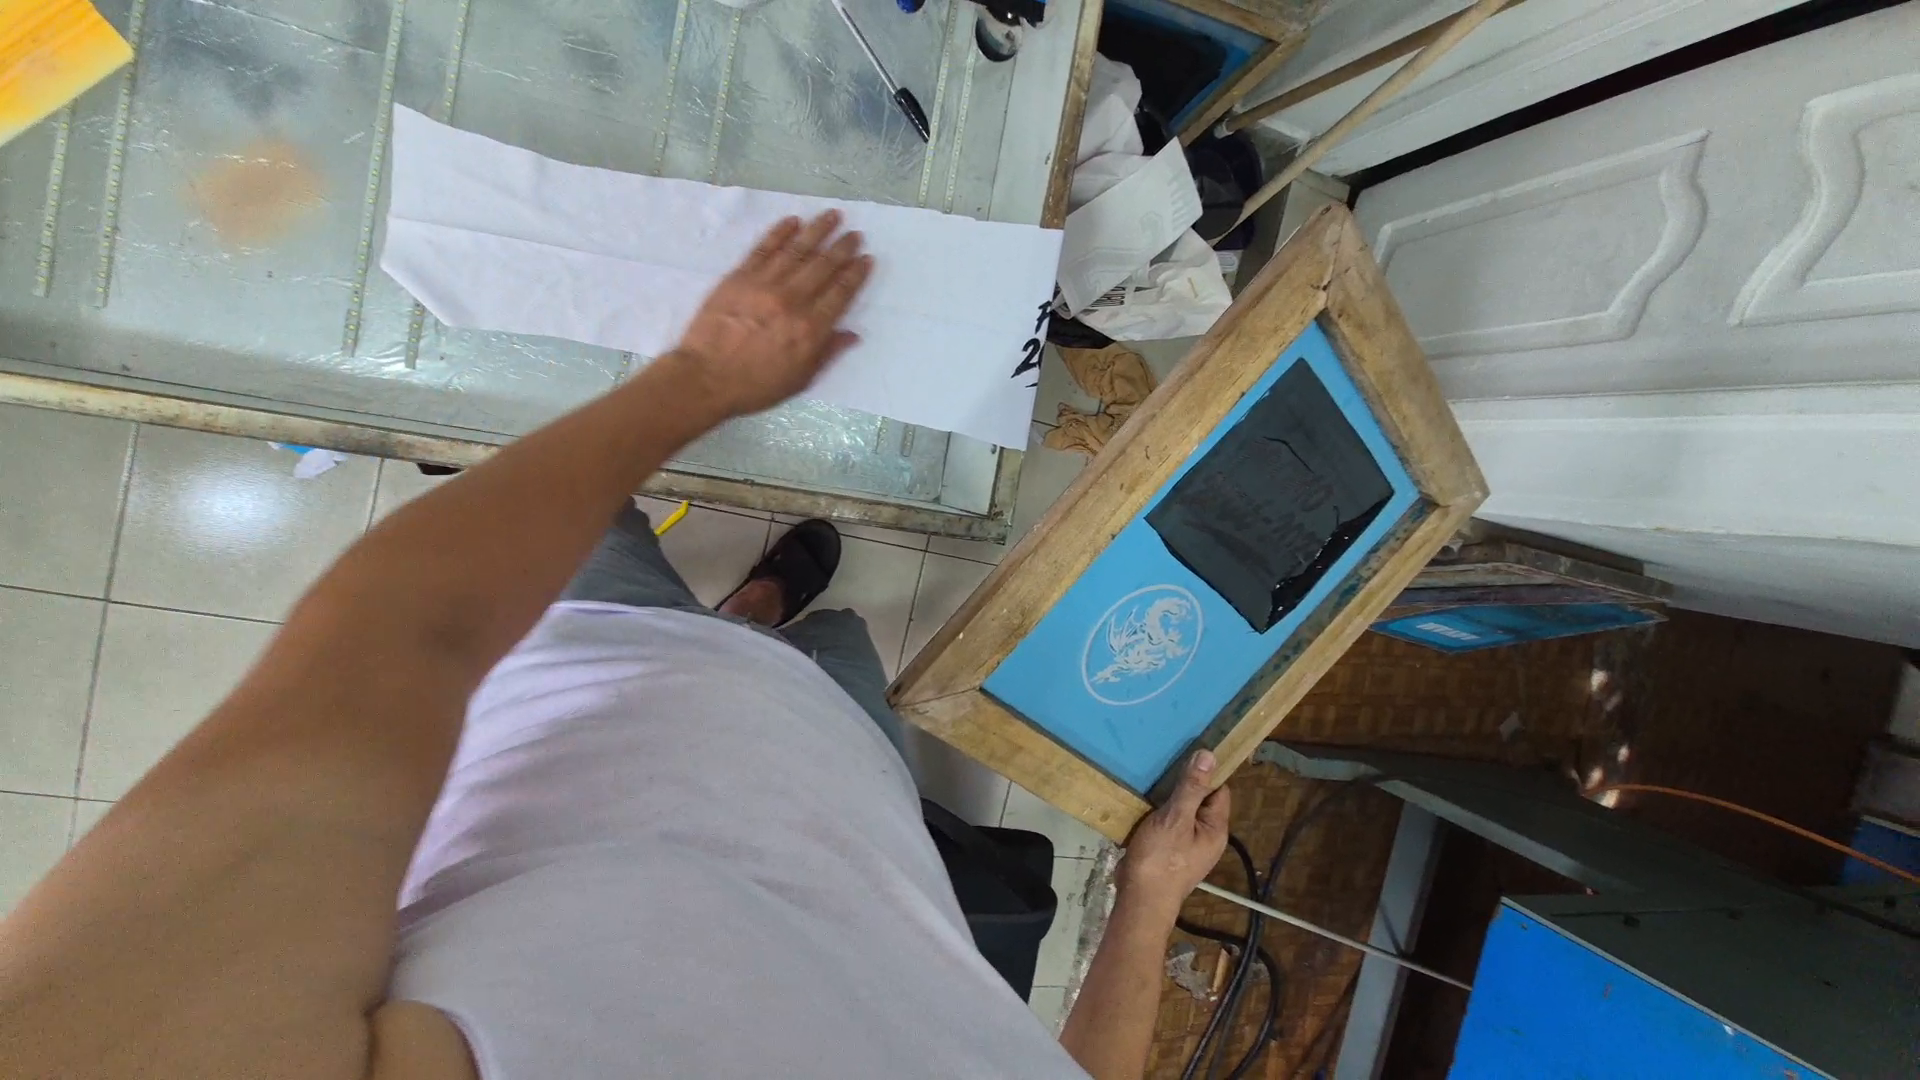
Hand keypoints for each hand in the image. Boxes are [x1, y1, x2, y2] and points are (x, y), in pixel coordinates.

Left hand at [663, 210, 873, 420]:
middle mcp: (792, 301)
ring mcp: (764, 285)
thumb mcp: (800, 379)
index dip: (856, 274)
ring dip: (817, 230)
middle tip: (855, 234)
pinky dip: (780, 233)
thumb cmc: (755, 386)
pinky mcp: (739, 277)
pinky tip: (793, 221)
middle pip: (823, 267)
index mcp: (810, 329)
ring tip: (832, 215)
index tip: (867, 259)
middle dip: (842, 248)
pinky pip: (764, 248)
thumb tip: (852, 334)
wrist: (706, 378)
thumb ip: (827, 353)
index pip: (840, 294)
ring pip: (797, 250)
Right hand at [1116, 750, 1230, 918]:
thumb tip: (1210, 755)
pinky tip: (1141, 804)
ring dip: (1166, 798)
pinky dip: (1156, 813)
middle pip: (1199, 800)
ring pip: (1180, 812)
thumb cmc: (1161, 858)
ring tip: (1149, 780)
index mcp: (1215, 830)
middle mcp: (1206, 838)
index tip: (1185, 754)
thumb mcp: (1175, 818)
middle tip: (1161, 764)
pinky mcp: (1168, 852)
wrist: (1140, 900)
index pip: (1219, 791)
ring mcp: (1187, 846)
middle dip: (1182, 784)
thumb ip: (1192, 788)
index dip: (1205, 773)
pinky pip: (1167, 825)